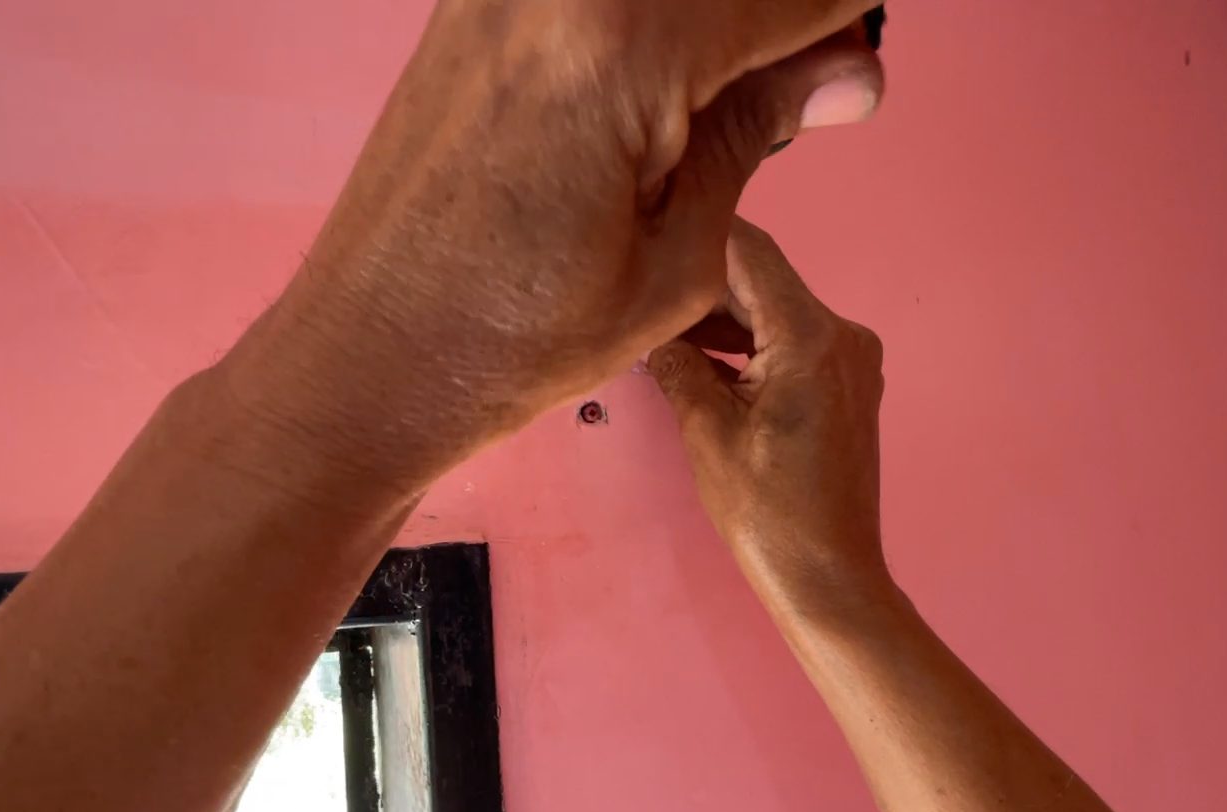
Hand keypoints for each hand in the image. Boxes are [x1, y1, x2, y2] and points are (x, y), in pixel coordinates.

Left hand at [241, 0, 884, 484]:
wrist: (376, 361)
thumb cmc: (510, 342)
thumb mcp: (669, 265)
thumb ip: (752, 140)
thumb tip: (839, 75)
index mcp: (620, 39)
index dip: (835, 28)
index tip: (850, 73)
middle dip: (771, 24)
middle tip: (789, 95)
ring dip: (700, 35)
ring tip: (705, 120)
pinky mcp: (468, 17)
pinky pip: (588, 4)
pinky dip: (638, 36)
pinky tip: (643, 101)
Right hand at [648, 217, 893, 621]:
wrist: (826, 575)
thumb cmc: (765, 510)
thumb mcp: (708, 434)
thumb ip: (679, 366)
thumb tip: (651, 331)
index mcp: (810, 336)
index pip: (751, 253)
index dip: (701, 234)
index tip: (655, 229)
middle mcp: (842, 334)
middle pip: (765, 283)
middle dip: (704, 287)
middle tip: (645, 293)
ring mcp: (849, 361)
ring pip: (776, 315)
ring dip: (723, 321)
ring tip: (663, 332)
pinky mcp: (845, 386)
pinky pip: (790, 346)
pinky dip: (749, 348)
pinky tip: (704, 359)